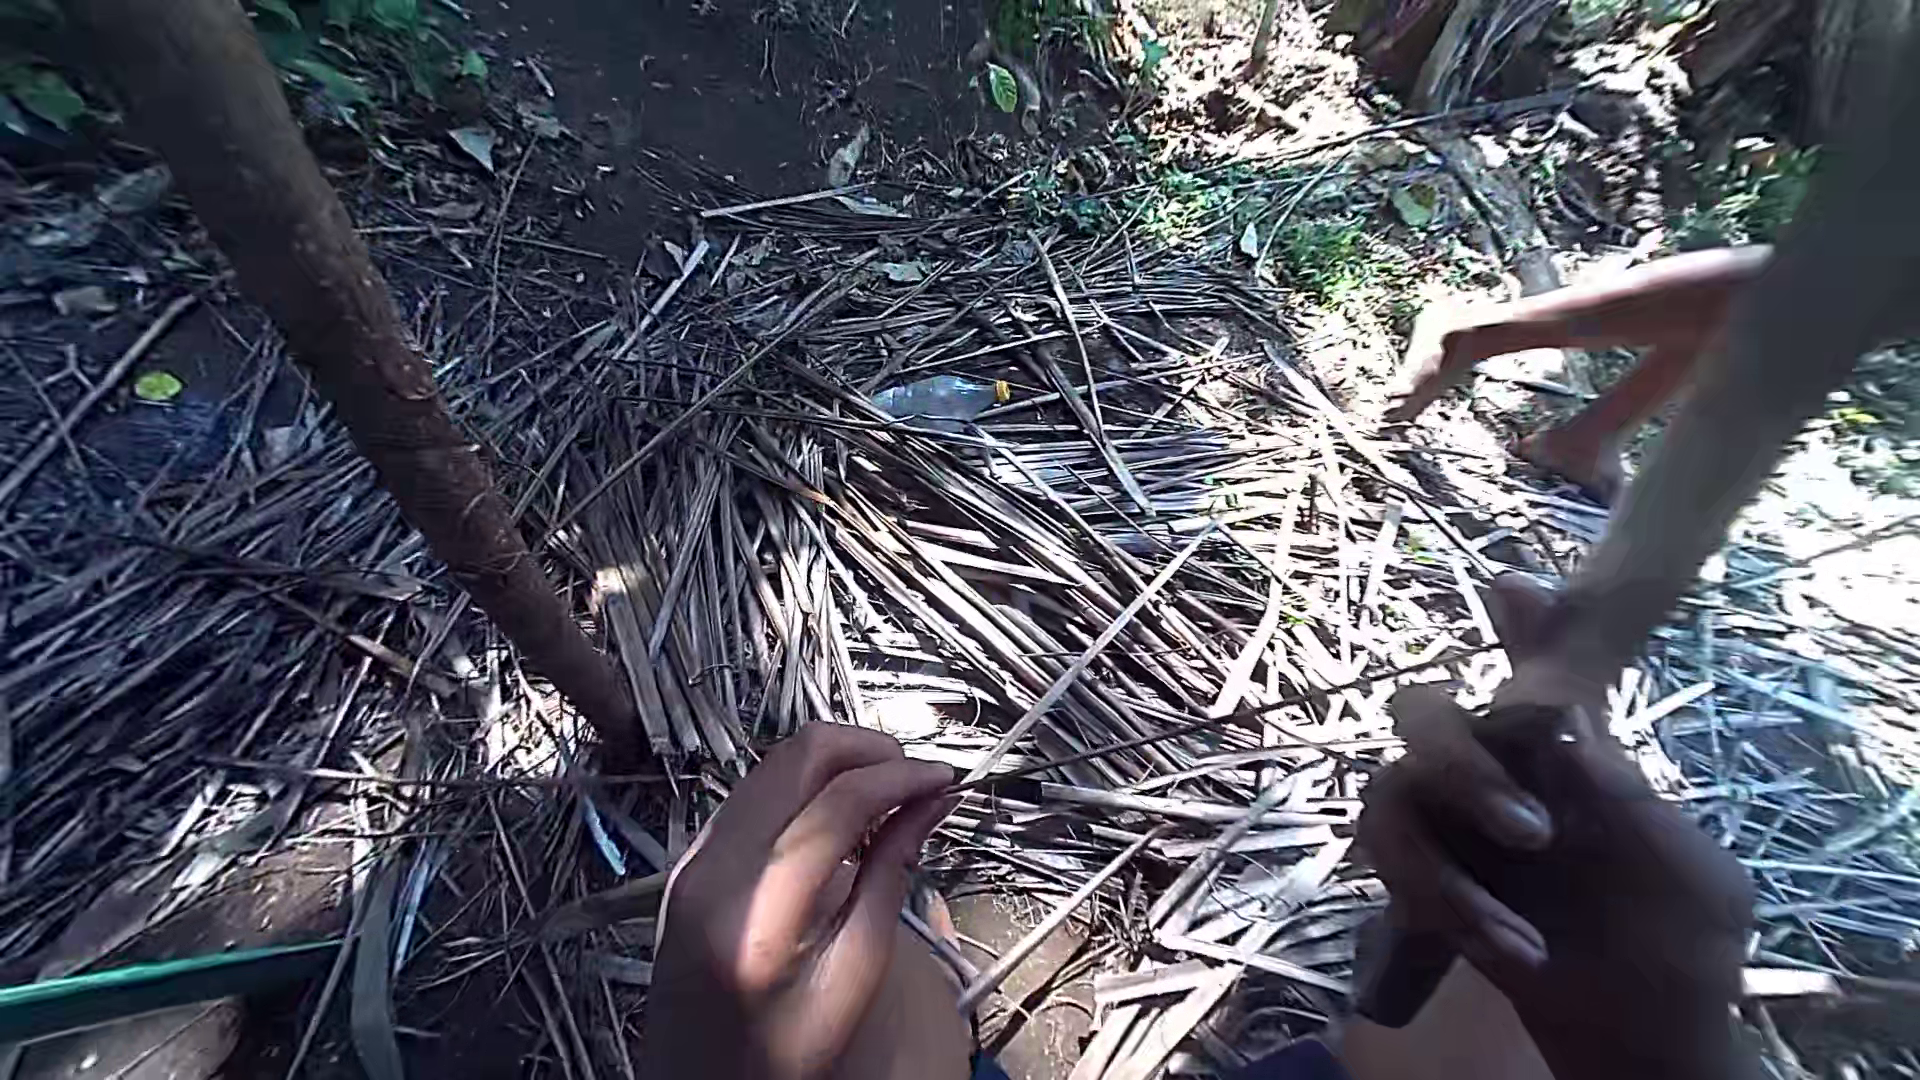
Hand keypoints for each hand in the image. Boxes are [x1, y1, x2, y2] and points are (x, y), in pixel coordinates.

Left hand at [641, 724, 952, 1079]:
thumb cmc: (778, 1054)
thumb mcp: (853, 977)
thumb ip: (892, 877)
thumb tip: (930, 802)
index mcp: (758, 913)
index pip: (838, 803)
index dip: (899, 778)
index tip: (939, 777)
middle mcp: (716, 864)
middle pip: (803, 754)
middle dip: (870, 750)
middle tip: (912, 777)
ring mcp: (699, 851)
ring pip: (782, 757)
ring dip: (843, 759)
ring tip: (887, 789)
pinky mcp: (699, 849)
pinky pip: (764, 783)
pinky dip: (813, 778)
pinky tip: (845, 806)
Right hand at [1358, 576, 1752, 1079]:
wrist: (1626, 1020)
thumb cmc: (1667, 932)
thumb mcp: (1673, 860)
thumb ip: (1609, 780)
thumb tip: (1557, 704)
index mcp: (1546, 747)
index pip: (1525, 670)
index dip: (1514, 625)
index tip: (1513, 585)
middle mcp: (1475, 761)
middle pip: (1419, 713)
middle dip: (1457, 764)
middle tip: (1527, 831)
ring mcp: (1429, 808)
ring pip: (1387, 791)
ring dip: (1444, 866)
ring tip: (1517, 939)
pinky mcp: (1400, 857)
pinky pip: (1382, 854)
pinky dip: (1436, 902)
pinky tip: (1503, 946)